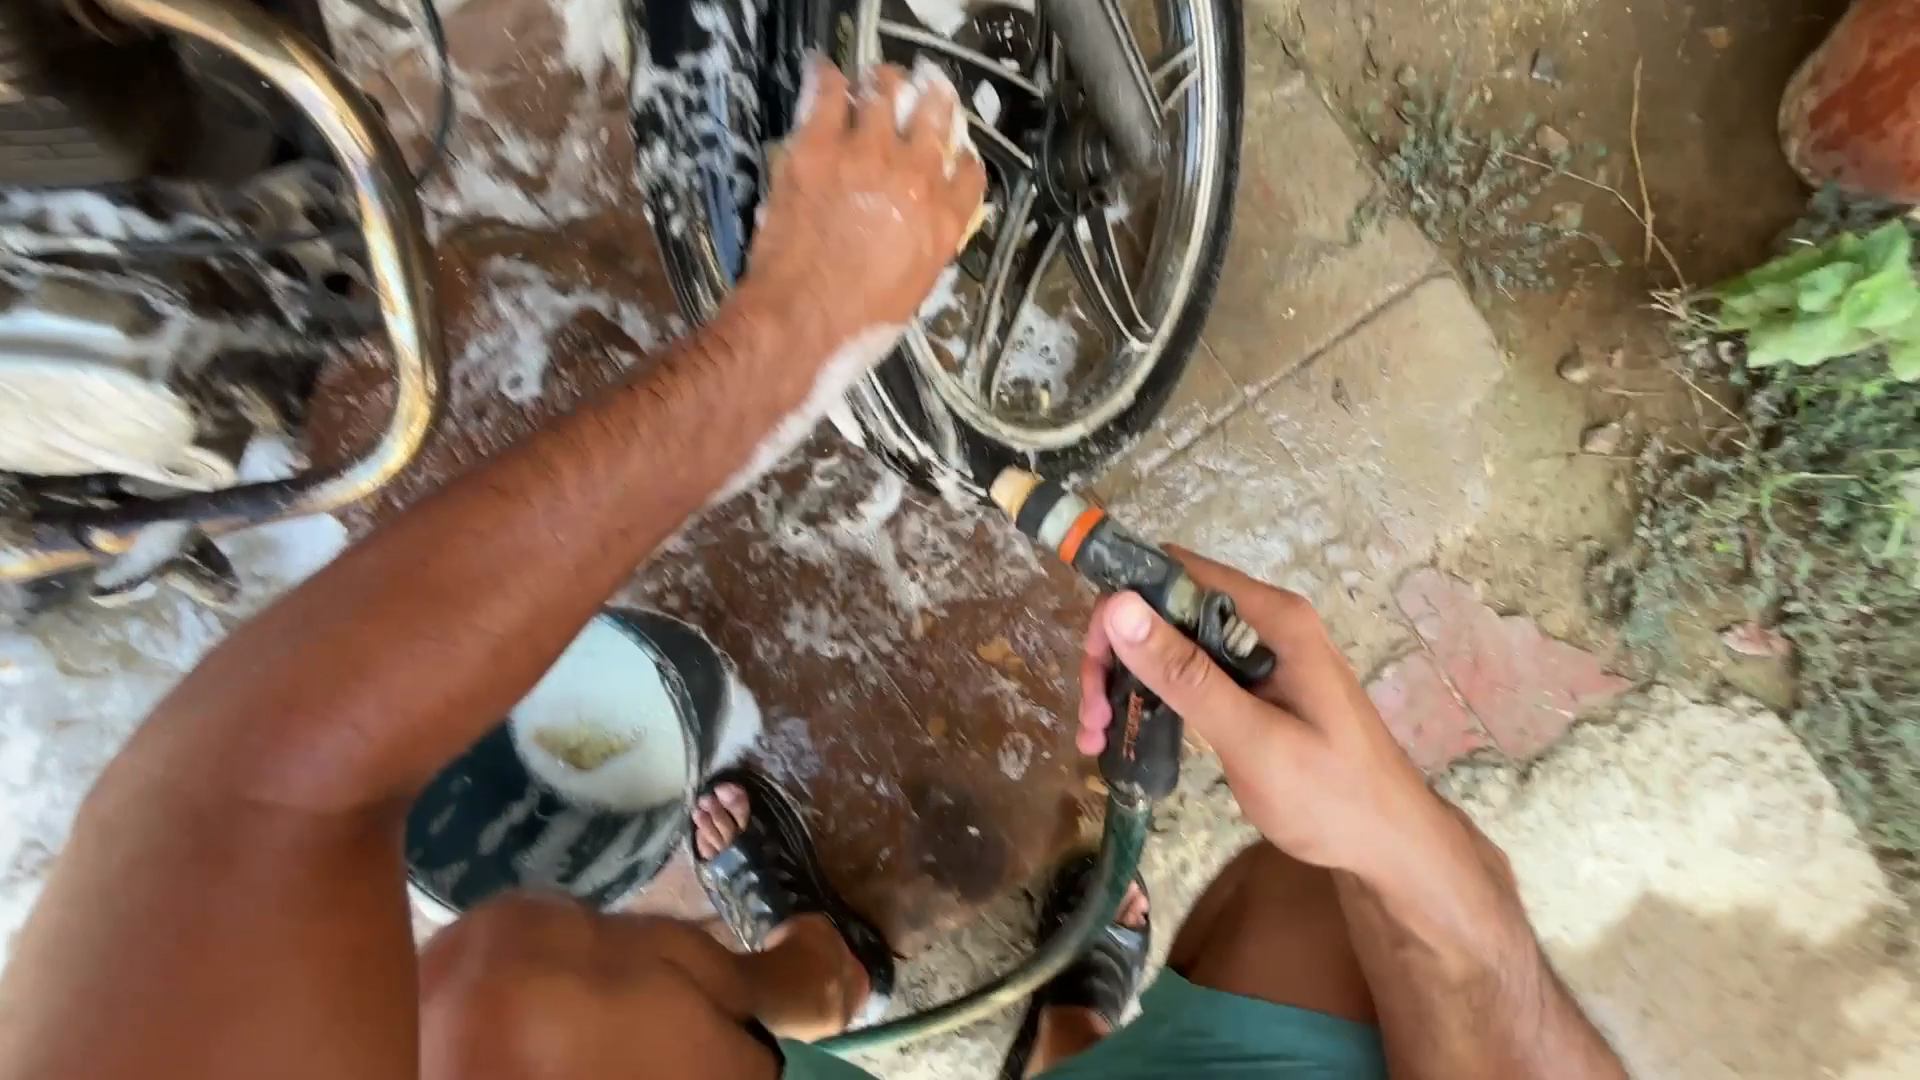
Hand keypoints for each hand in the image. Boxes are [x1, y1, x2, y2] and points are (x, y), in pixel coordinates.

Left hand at [734, 55, 988, 356]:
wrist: (800, 322)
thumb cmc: (857, 326)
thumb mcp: (913, 294)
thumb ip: (926, 248)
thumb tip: (919, 227)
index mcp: (942, 223)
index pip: (970, 171)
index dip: (959, 159)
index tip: (947, 156)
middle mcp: (914, 179)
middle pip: (936, 113)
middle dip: (930, 102)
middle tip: (917, 100)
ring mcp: (866, 156)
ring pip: (884, 89)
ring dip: (881, 86)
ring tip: (872, 90)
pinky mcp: (818, 146)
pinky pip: (828, 91)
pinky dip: (829, 82)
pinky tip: (828, 84)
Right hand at [1077, 549, 1458, 879]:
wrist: (1389, 849)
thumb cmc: (1332, 796)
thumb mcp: (1252, 738)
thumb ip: (1186, 674)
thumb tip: (1119, 607)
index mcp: (1270, 617)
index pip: (1175, 573)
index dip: (1123, 602)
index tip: (1092, 654)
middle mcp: (1258, 622)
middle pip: (1162, 609)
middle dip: (1116, 652)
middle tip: (1090, 711)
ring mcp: (1249, 654)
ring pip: (1162, 642)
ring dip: (1121, 679)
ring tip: (1097, 733)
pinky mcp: (1242, 685)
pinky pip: (1178, 673)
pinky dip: (1143, 697)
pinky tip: (1115, 736)